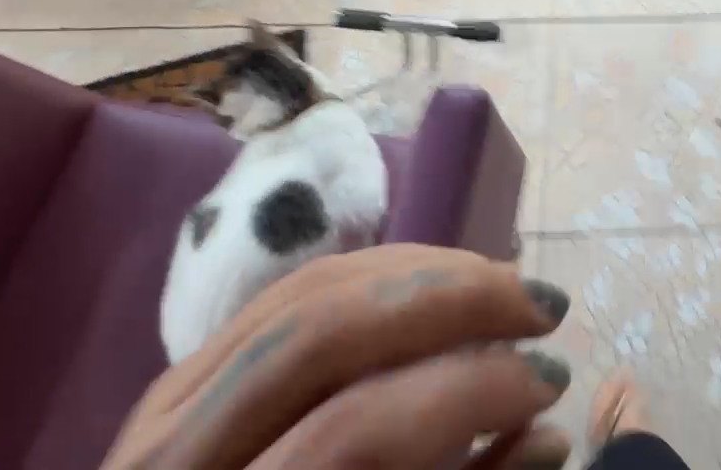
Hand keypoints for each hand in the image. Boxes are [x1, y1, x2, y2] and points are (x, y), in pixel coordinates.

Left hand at [103, 244, 574, 469]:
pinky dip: (383, 269)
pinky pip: (296, 286)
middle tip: (543, 304)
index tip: (551, 381)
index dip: (467, 394)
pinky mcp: (188, 367)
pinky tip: (441, 275)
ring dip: (427, 270)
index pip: (352, 432)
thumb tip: (551, 435)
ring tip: (505, 282)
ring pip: (311, 290)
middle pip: (325, 330)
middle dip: (454, 299)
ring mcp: (169, 400)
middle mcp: (175, 455)